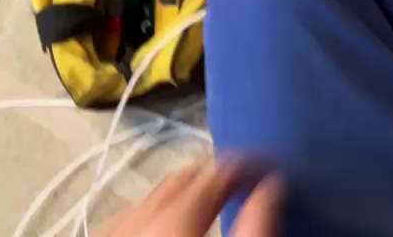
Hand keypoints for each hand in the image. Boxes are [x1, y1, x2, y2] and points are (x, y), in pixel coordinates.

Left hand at [110, 161, 282, 236]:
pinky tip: (166, 223)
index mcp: (177, 216)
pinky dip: (154, 208)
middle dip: (218, 172)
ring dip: (187, 188)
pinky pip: (130, 214)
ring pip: (156, 192)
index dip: (251, 161)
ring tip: (213, 201)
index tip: (272, 168)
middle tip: (246, 184)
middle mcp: (143, 215)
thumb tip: (274, 184)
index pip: (220, 168)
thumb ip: (257, 224)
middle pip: (186, 175)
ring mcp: (118, 230)